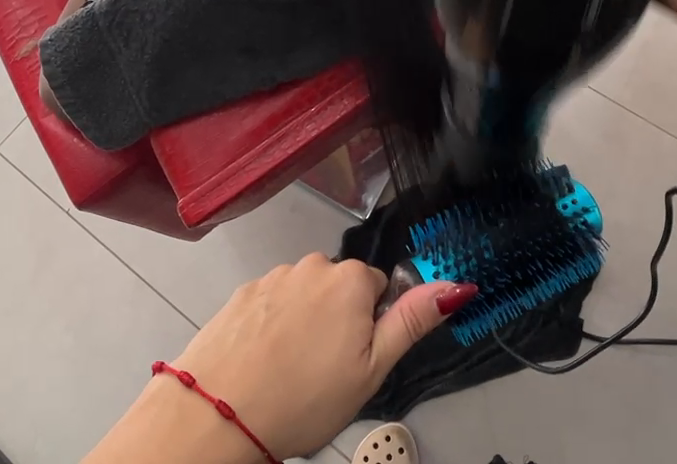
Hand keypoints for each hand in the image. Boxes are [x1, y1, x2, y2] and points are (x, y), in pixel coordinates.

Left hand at [168, 254, 470, 459]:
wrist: (220, 411)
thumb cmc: (306, 396)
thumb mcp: (372, 369)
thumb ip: (412, 321)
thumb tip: (457, 285)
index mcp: (350, 279)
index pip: (377, 289)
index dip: (370, 326)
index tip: (354, 359)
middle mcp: (312, 265)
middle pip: (339, 288)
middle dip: (338, 320)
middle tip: (324, 369)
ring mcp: (273, 276)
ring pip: (304, 296)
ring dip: (304, 322)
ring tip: (290, 370)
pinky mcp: (242, 292)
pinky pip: (271, 303)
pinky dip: (272, 326)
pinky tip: (264, 361)